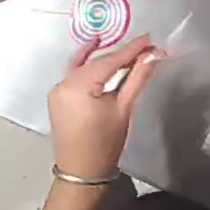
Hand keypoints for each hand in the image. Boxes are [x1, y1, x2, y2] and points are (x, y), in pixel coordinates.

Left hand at [48, 34, 160, 178]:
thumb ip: (137, 78)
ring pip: (85, 66)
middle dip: (121, 54)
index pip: (110, 60)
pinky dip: (87, 64)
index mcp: (79, 86)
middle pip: (97, 61)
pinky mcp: (58, 96)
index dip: (131, 49)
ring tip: (128, 51)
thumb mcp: (123, 108)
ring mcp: (57, 89)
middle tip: (146, 48)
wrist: (83, 171)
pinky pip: (74, 74)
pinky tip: (95, 49)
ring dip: (105, 58)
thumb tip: (152, 56)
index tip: (149, 38)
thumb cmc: (105, 143)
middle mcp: (64, 83)